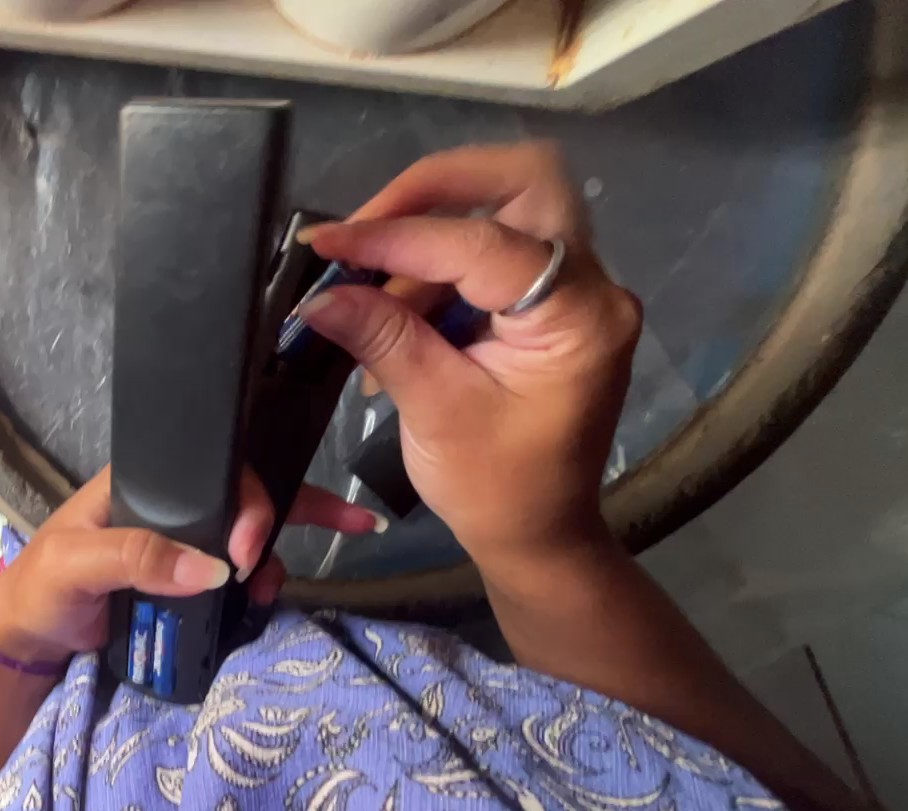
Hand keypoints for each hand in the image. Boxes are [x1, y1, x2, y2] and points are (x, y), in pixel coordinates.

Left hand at [0, 467, 380, 666]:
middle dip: (297, 508)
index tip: (249, 547)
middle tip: (351, 523)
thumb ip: (134, 556)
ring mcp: (178, 550)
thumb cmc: (40, 589)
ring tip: (273, 591)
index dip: (247, 497)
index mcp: (139, 485)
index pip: (211, 472)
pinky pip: (233, 581)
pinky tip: (264, 603)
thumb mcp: (74, 563)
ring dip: (275, 558)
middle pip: (242, 499)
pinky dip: (258, 588)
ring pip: (245, 541)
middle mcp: (168, 511)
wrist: (31, 643)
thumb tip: (212, 568)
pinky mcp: (183, 588)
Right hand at [296, 142, 640, 569]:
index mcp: (577, 316)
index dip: (398, 237)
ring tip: (359, 289)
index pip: (483, 243)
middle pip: (522, 183)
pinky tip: (385, 313)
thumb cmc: (494, 485)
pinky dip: (427, 274)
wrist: (535, 529)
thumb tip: (318, 298)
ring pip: (500, 215)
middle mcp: (588, 285)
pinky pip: (483, 260)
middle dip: (434, 189)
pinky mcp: (539, 307)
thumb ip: (382, 340)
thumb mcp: (433, 412)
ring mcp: (567, 291)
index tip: (327, 244)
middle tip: (364, 224)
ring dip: (421, 242)